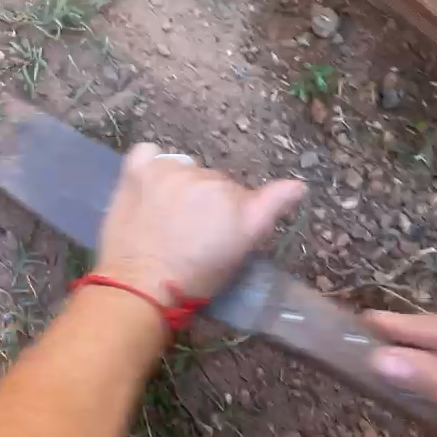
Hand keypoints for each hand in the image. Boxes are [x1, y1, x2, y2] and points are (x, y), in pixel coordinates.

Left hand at [93, 144, 305, 306]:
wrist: (141, 285)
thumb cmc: (195, 278)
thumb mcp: (241, 250)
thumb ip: (268, 209)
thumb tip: (298, 184)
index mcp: (234, 197)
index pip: (241, 192)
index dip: (232, 213)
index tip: (217, 233)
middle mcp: (206, 177)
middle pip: (211, 180)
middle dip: (205, 200)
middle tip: (189, 231)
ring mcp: (169, 171)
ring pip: (183, 168)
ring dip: (179, 185)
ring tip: (166, 215)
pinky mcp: (138, 171)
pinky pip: (148, 151)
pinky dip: (150, 165)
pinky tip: (148, 186)